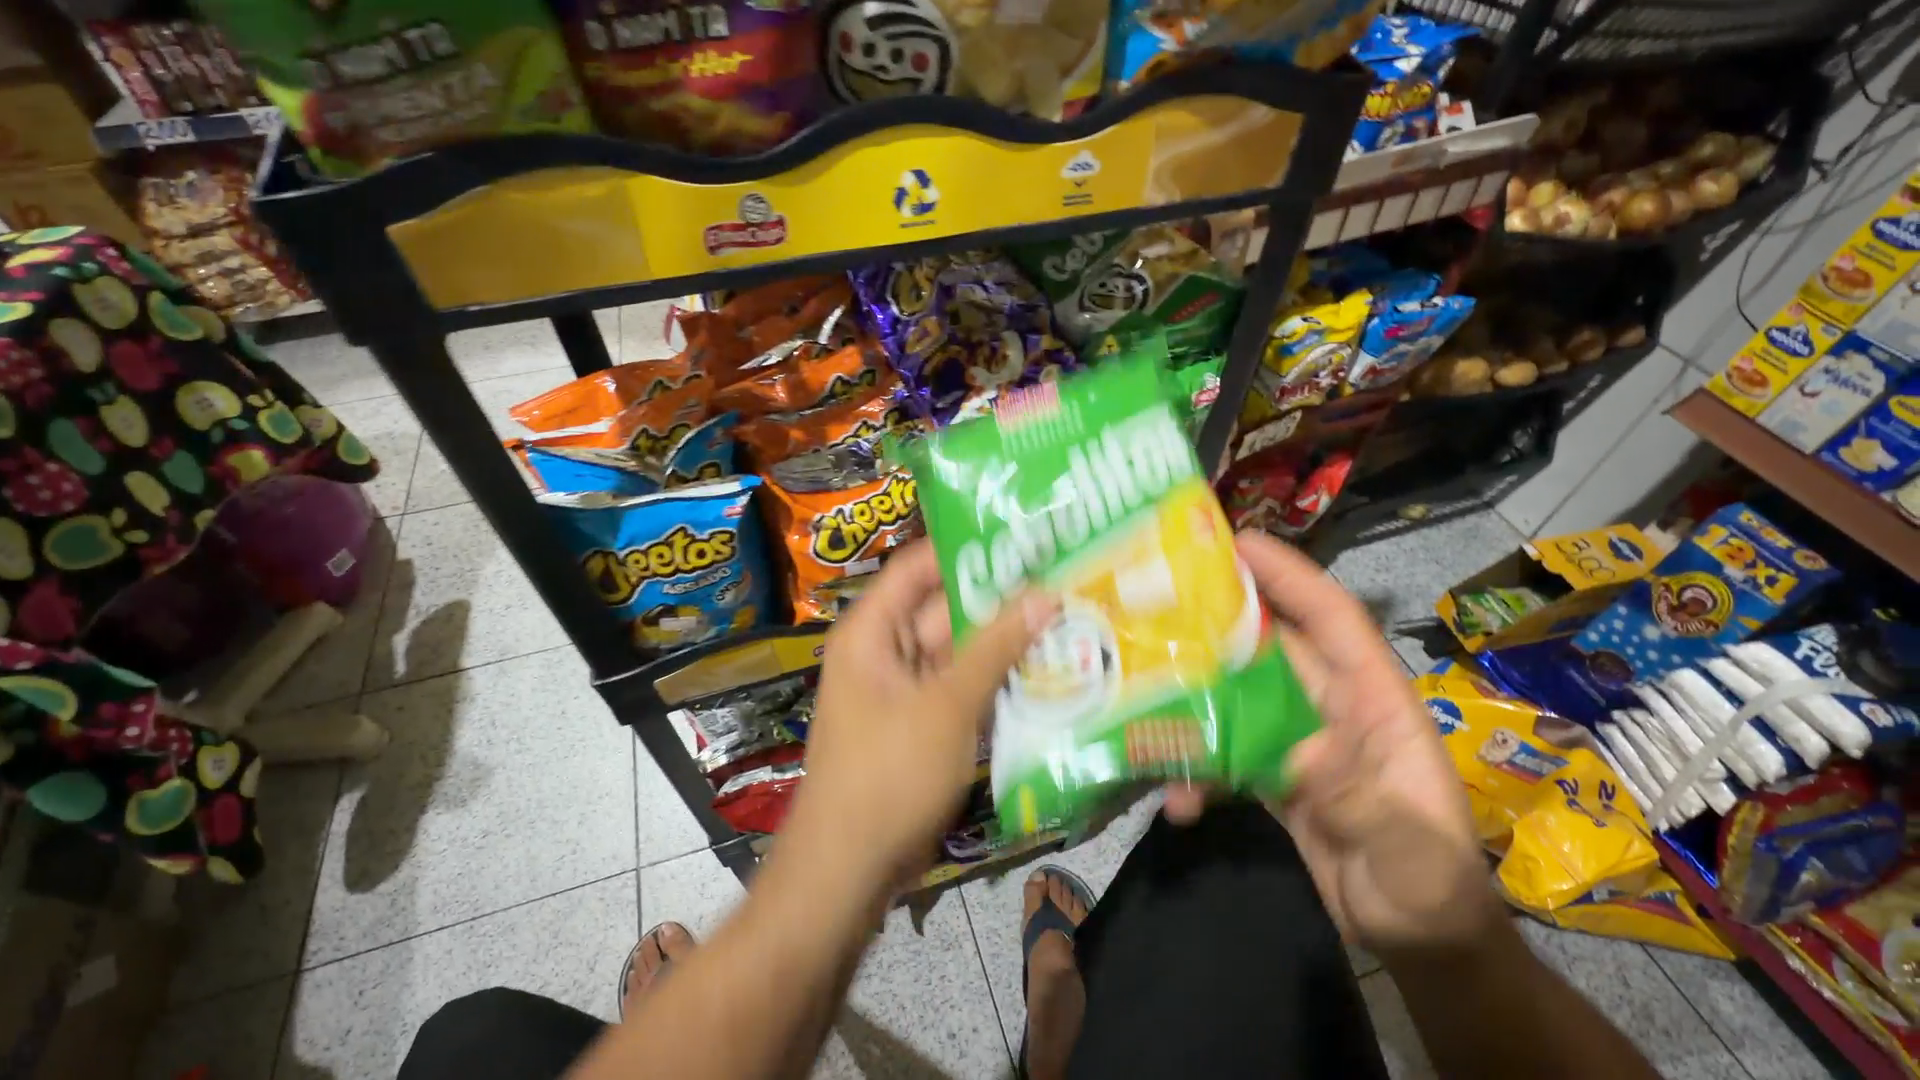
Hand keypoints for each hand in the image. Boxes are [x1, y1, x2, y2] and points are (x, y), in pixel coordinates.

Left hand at [789, 542, 1056, 886]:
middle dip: (1002, 599)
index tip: (1026, 534)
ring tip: (1072, 618)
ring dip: (1006, 643)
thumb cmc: (889, 774)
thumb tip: (1045, 593)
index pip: (919, 566)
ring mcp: (906, 693)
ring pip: (960, 653)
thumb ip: (995, 647)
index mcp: (872, 632)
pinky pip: (964, 690)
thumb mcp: (947, 705)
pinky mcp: (924, 729)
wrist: (850, 868)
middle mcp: (885, 653)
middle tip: (1067, 578)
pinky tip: (1049, 674)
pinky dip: (998, 683)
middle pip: (945, 609)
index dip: (968, 547)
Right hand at [1166, 531, 1500, 955]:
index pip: (1336, 623)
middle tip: (1158, 600)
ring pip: (1240, 698)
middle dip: (1222, 622)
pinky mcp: (1276, 780)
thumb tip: (1299, 751)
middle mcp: (1334, 712)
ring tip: (1143, 700)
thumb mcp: (1410, 851)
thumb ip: (1362, 801)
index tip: (1239, 543)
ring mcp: (1301, 745)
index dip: (1292, 577)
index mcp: (1377, 705)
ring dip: (1196, 702)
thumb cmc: (1432, 890)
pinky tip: (1175, 797)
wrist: (1420, 946)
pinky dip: (1198, 768)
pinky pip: (1228, 754)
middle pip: (1273, 650)